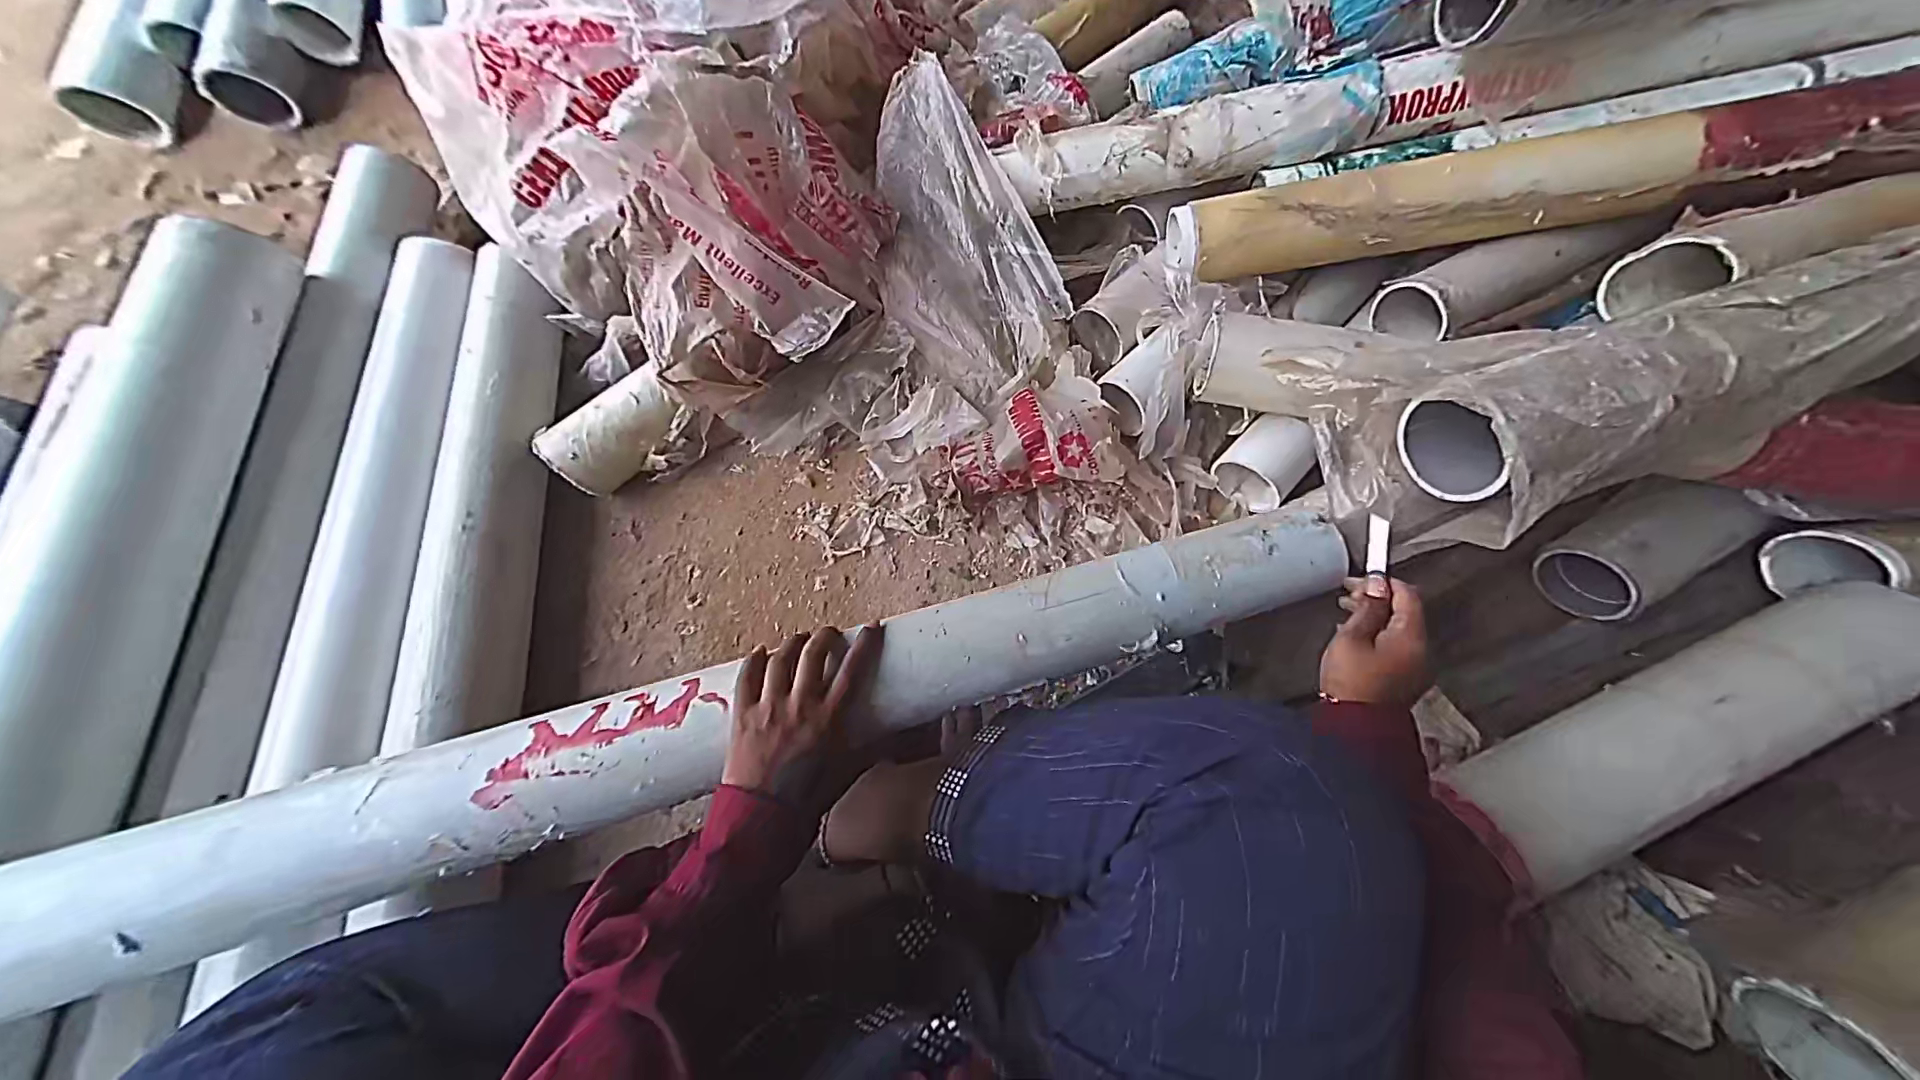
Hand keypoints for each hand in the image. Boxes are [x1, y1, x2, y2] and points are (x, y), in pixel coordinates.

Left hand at [724, 624, 884, 811]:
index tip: (872, 628)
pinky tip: (760, 653)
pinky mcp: (743, 715)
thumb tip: (899, 743)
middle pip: (814, 654)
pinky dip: (754, 660)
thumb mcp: (847, 773)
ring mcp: (769, 707)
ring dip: (791, 643)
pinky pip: (747, 677)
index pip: (852, 670)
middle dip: (824, 636)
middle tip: (829, 633)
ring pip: (780, 659)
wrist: (760, 819)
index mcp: (829, 718)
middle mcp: (800, 706)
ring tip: (798, 639)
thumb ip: (872, 752)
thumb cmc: (807, 799)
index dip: (865, 644)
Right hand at [1320, 575, 1430, 707]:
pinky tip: (1356, 636)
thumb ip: (1367, 609)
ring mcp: (1416, 665)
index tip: (1363, 578)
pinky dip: (1379, 634)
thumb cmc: (1351, 682)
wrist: (1354, 724)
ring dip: (1376, 616)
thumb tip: (1377, 586)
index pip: (1407, 596)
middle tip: (1350, 593)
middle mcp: (1421, 649)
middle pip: (1405, 612)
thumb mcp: (1350, 637)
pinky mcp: (1405, 678)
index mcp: (1411, 636)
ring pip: (1400, 628)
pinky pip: (1397, 646)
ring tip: (1348, 613)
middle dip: (1379, 598)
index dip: (1385, 582)